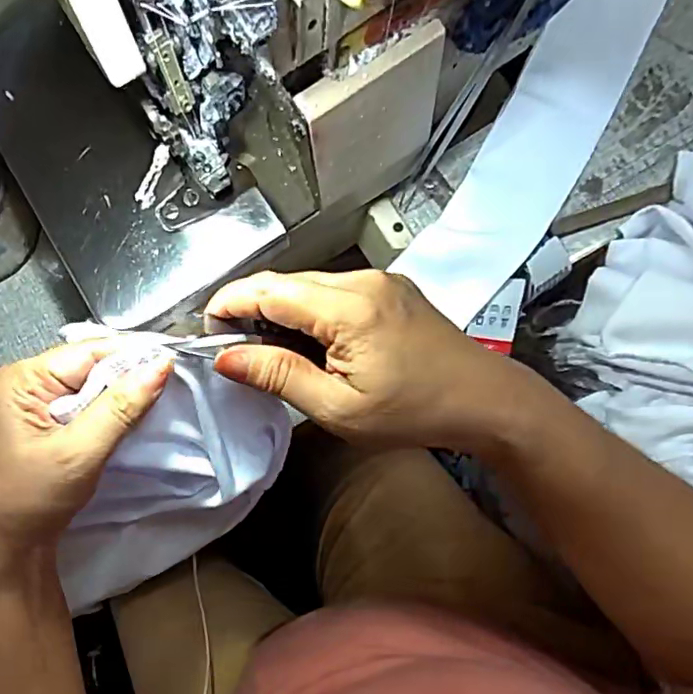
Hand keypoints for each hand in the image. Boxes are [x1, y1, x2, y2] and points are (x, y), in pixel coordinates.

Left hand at [0, 341, 172, 566]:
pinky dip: (113, 414)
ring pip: (94, 389)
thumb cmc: (29, 498)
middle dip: (131, 377)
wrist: (0, 549)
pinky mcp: (49, 428)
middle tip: (175, 386)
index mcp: (24, 378)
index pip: (90, 351)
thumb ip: (121, 407)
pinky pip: (89, 409)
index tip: (176, 363)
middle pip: (92, 366)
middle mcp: (29, 384)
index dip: (134, 356)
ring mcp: (38, 406)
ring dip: (125, 397)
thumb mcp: (79, 451)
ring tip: (161, 402)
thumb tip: (161, 366)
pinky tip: (135, 420)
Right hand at [206, 269, 553, 454]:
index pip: (268, 290)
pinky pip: (334, 292)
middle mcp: (364, 282)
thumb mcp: (339, 408)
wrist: (486, 402)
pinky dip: (309, 313)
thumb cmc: (420, 411)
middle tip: (232, 346)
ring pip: (308, 286)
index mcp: (349, 308)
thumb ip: (279, 376)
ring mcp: (380, 282)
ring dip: (280, 312)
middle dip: (251, 309)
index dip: (229, 304)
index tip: (207, 327)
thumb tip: (230, 358)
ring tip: (269, 352)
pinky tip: (307, 344)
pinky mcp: (389, 291)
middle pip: (286, 283)